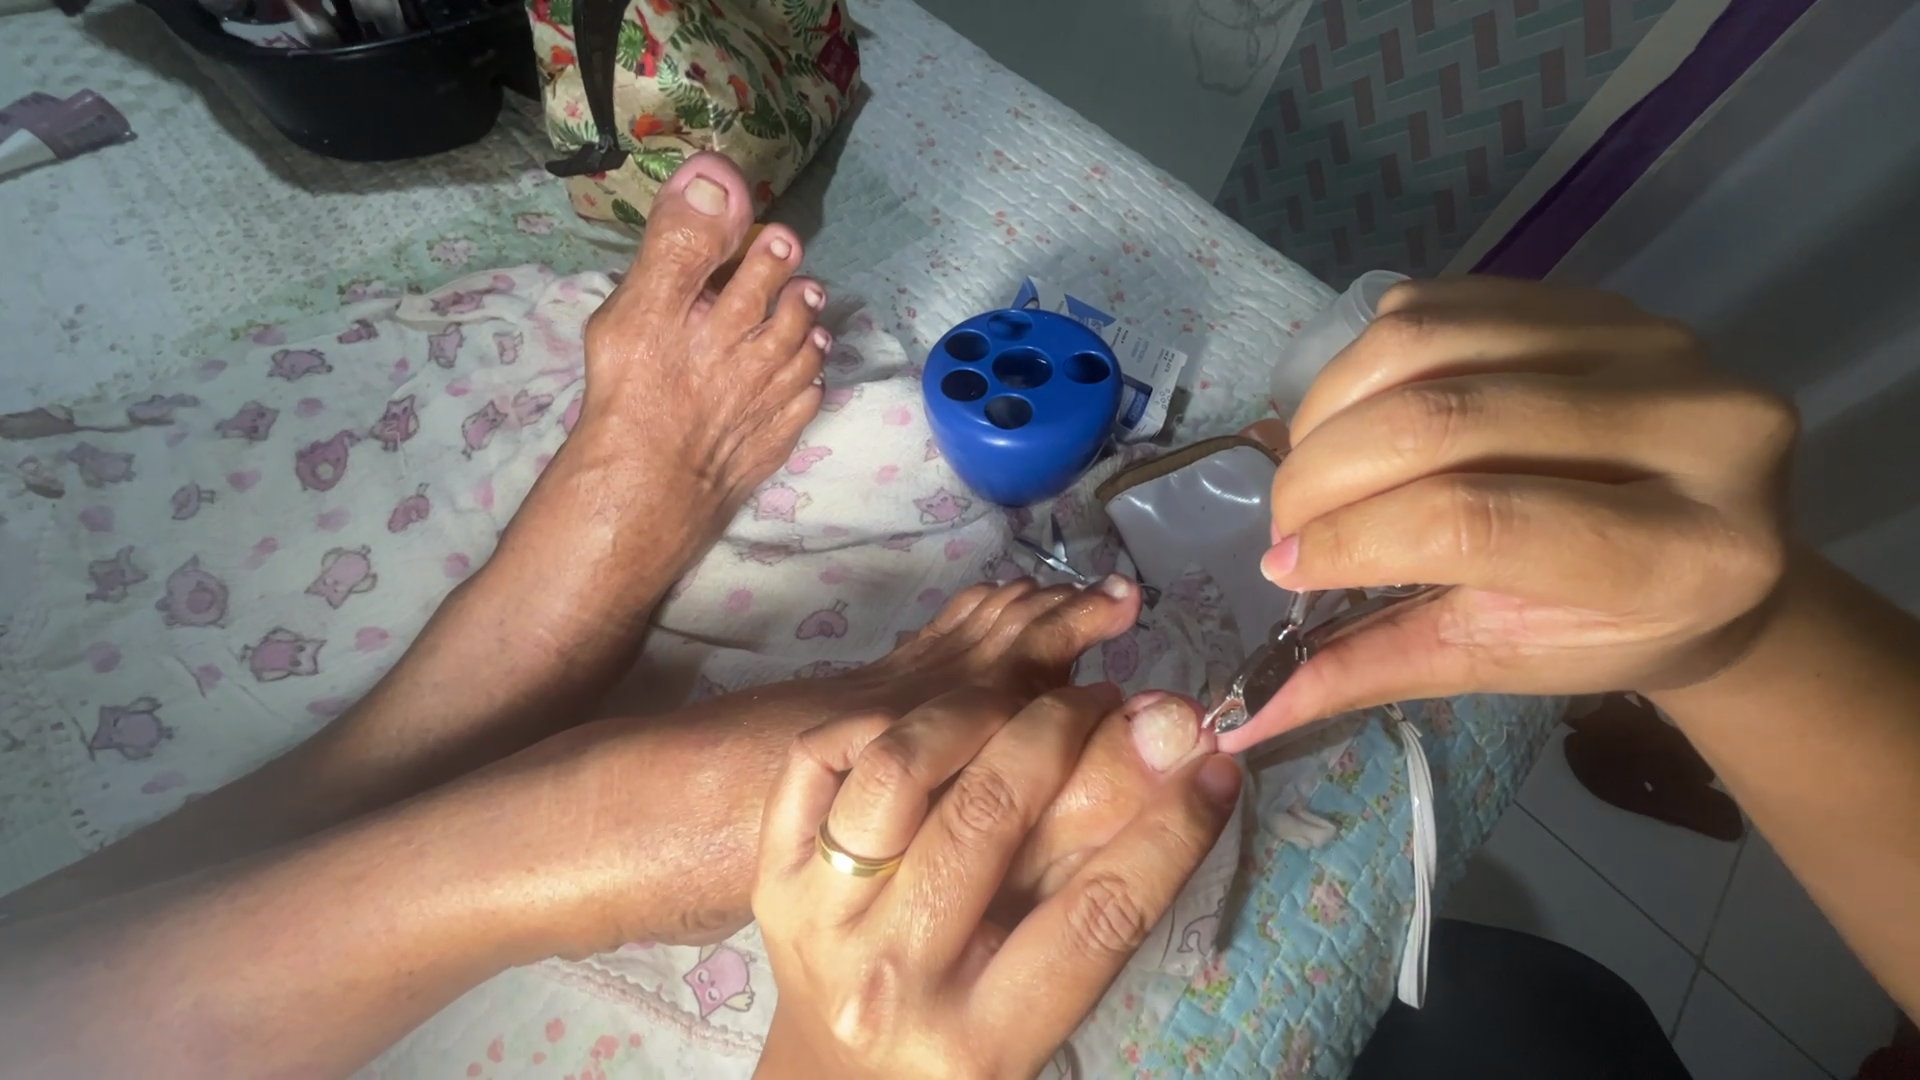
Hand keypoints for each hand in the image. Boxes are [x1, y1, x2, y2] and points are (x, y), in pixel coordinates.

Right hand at [575, 151, 829, 536]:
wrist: (649, 484)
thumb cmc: (632, 391)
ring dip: (812, 342)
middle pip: (787, 322)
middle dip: (799, 298)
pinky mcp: (770, 445)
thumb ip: (680, 243)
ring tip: (818, 329)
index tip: (784, 241)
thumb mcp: (639, 305)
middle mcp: (756, 359)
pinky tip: (811, 383)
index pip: (758, 276)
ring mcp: (768, 406)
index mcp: (723, 320)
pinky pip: (802, 412)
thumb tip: (718, 178)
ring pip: (802, 365)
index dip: (774, 254)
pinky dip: (811, 391)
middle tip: (808, 286)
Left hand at [751, 686, 1240, 1079]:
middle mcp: (886, 981)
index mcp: (979, 1043)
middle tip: (1102, 700)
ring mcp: (813, 917)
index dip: (1170, 824)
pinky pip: (821, 755)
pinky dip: (882, 719)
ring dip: (976, 709)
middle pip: (988, 814)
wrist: (836, 1078)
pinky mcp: (771, 870)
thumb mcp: (1041, 991)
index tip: (1211, 755)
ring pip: (899, 765)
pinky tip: (930, 725)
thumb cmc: (963, 1041)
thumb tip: (1177, 748)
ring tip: (1017, 701)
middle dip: (1064, 729)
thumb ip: (1099, 875)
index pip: (1095, 916)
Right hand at [1223, 277, 1796, 750]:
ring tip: (1311, 467)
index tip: (1285, 567)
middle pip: (1435, 422)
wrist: (1706, 545)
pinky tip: (1352, 415)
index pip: (1469, 522)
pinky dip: (1357, 363)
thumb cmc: (1599, 626)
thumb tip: (1240, 722)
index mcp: (1682, 552)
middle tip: (1287, 522)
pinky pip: (1432, 306)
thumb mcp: (1487, 662)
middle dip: (1317, 476)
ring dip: (1324, 410)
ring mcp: (1648, 343)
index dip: (1348, 541)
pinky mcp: (1593, 301)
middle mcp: (1693, 424)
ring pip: (1420, 345)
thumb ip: (1365, 673)